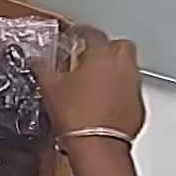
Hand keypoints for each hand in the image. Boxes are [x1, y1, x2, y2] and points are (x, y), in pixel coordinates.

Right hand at [34, 28, 144, 142]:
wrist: (96, 145)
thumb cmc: (75, 115)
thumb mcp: (49, 87)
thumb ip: (43, 68)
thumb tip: (37, 61)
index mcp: (101, 57)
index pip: (94, 34)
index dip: (83, 31)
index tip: (76, 33)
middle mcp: (123, 68)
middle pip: (121, 45)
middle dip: (107, 46)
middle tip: (90, 53)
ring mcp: (133, 86)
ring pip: (129, 66)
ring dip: (114, 67)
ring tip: (95, 76)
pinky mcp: (138, 105)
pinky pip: (131, 88)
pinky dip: (119, 88)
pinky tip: (103, 97)